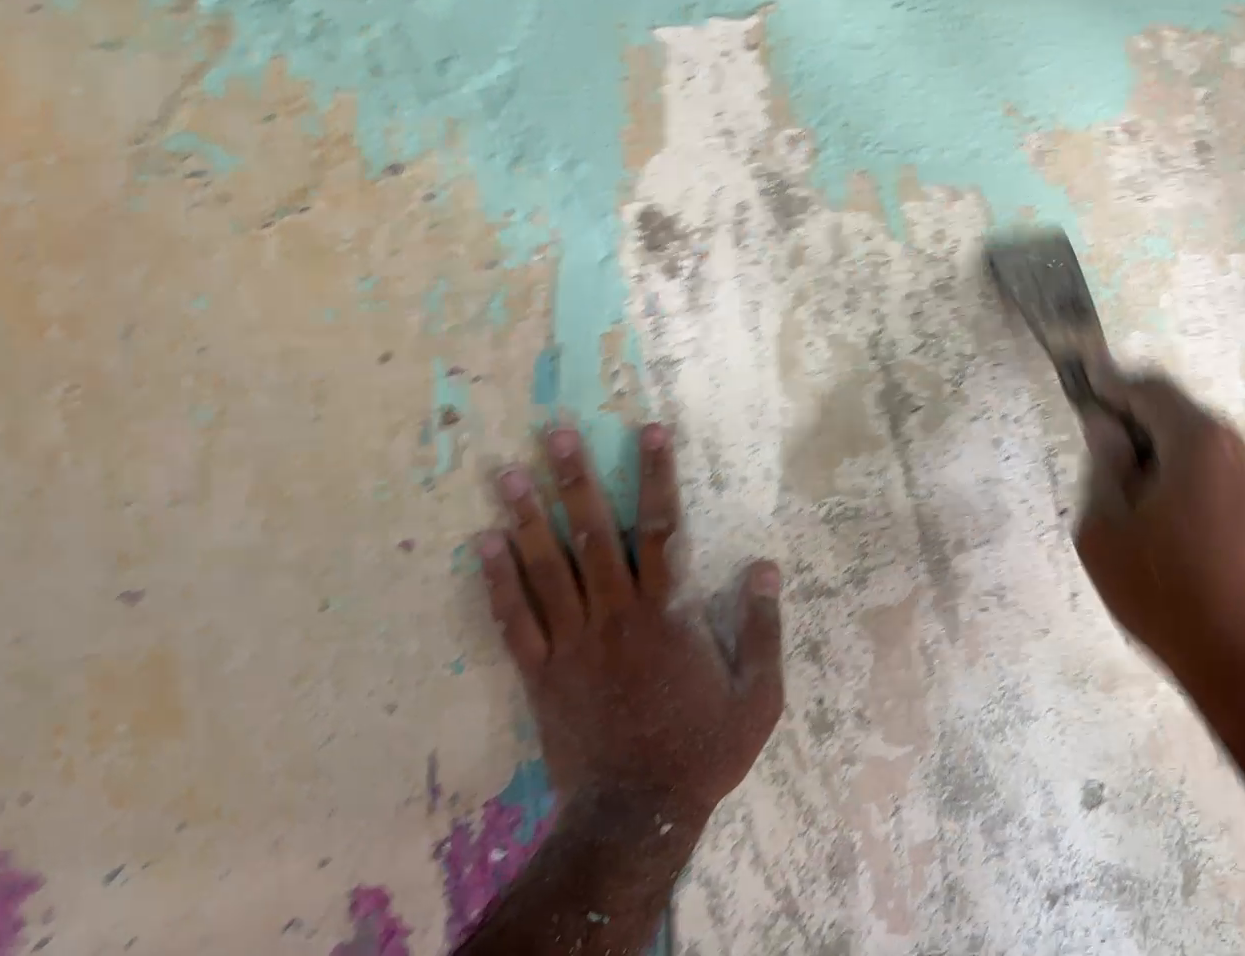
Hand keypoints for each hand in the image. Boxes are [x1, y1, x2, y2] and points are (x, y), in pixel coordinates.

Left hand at [478, 424, 783, 817]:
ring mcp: (571, 644)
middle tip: (555, 433)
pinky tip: (481, 544)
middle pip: (592, 534)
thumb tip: (764, 566)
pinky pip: (514, 619)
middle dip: (575, 479)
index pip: (660, 528)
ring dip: (526, 517)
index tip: (649, 431)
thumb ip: (761, 628)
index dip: (655, 476)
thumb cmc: (703, 749)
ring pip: (546, 568)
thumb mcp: (759, 695)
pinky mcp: (540, 674)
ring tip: (506, 472)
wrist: (637, 812)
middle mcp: (614, 616)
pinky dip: (496, 580)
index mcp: (665, 614)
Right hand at [1076, 378, 1244, 703]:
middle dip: (1145, 445)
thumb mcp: (1106, 533)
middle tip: (1115, 491)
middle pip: (1183, 427)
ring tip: (1157, 536)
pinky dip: (1209, 504)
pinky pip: (1237, 493)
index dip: (1113, 392)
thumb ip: (1103, 467)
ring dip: (1179, 478)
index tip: (1088, 401)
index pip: (1149, 391)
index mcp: (1202, 441)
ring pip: (1211, 463)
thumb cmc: (1171, 597)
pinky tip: (1196, 554)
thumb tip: (1107, 430)